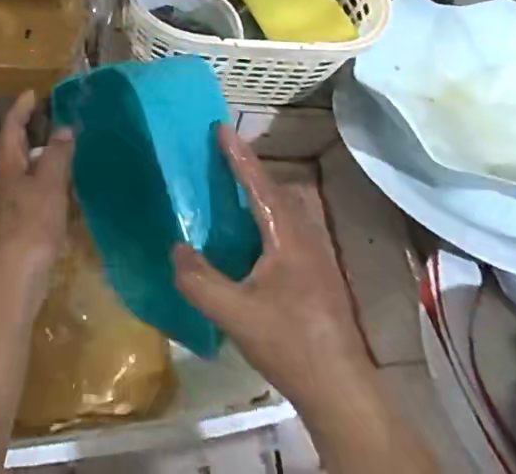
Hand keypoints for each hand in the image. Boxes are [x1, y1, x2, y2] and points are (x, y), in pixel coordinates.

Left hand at [0, 91, 74, 296]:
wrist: (14, 277)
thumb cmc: (31, 224)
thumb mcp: (50, 184)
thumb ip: (58, 155)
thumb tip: (64, 128)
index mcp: (7, 166)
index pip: (11, 128)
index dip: (21, 109)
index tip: (32, 93)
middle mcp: (3, 181)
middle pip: (14, 149)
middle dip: (29, 131)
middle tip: (49, 116)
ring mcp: (8, 205)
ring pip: (23, 172)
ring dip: (39, 157)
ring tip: (62, 148)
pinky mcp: (17, 225)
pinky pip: (31, 193)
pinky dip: (45, 182)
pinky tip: (62, 189)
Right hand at [171, 124, 377, 411]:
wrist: (340, 388)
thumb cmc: (289, 343)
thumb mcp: (234, 315)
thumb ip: (199, 281)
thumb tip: (175, 248)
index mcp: (287, 237)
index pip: (259, 185)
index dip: (238, 156)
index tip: (220, 127)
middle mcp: (306, 237)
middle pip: (276, 191)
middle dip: (249, 169)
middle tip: (221, 155)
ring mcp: (317, 256)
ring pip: (286, 210)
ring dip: (260, 192)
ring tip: (232, 190)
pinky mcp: (318, 274)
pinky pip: (289, 227)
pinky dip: (267, 215)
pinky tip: (252, 237)